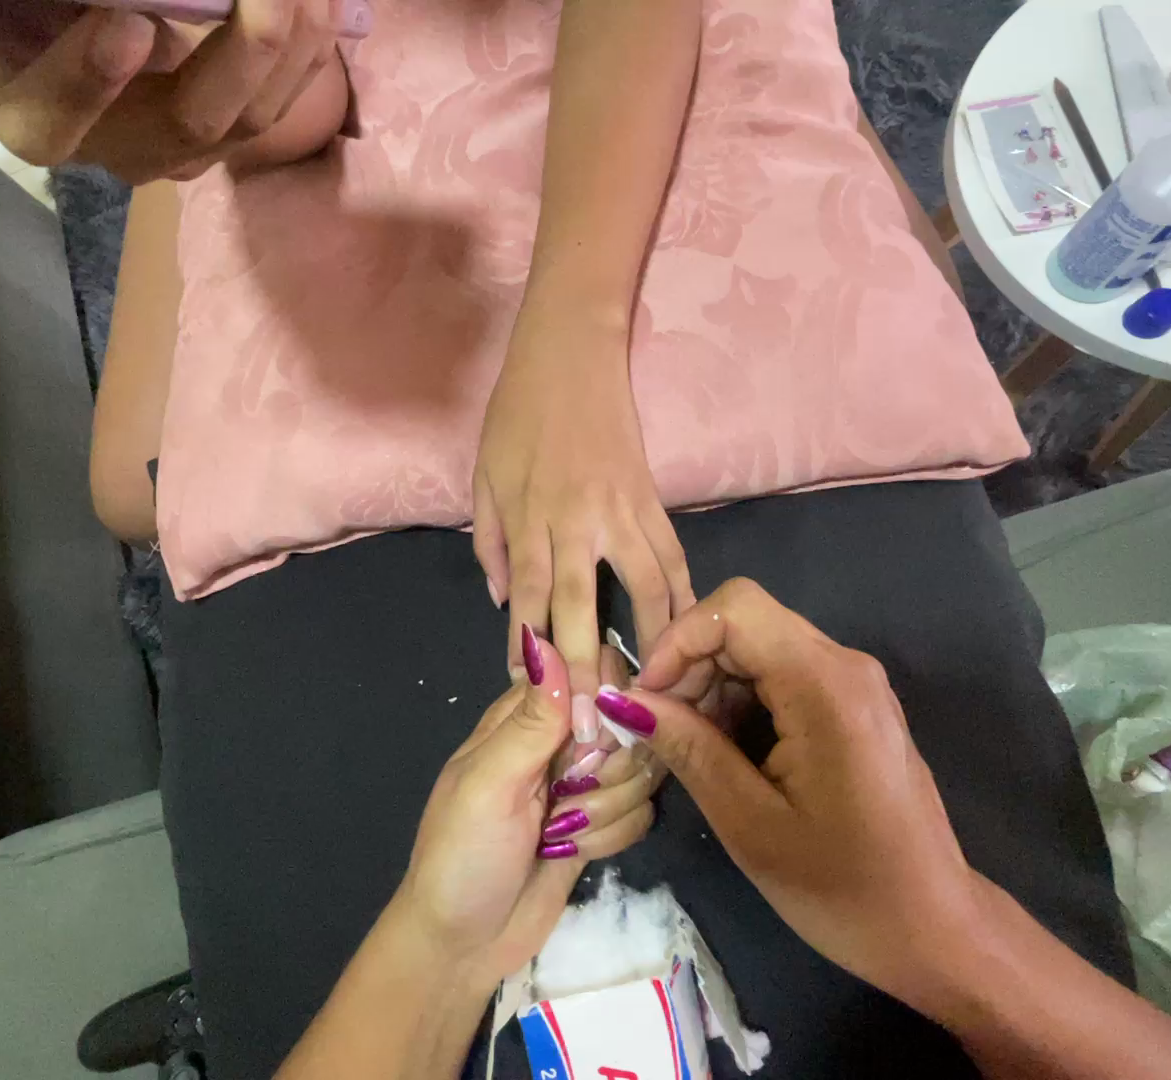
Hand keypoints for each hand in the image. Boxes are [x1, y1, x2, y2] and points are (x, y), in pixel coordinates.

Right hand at [0, 0, 344, 181]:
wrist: (51, 35)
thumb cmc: (8, 5)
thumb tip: (126, 4)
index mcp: (31, 118)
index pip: (54, 119)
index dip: (91, 78)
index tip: (130, 23)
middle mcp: (119, 152)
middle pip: (191, 124)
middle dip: (244, 48)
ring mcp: (182, 151)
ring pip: (252, 119)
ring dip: (293, 43)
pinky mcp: (226, 135)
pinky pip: (280, 101)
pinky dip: (308, 47)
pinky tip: (326, 2)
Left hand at [393, 628, 653, 989]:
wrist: (464, 943)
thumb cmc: (463, 853)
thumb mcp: (490, 783)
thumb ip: (530, 719)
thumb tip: (544, 637)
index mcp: (525, 715)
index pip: (592, 672)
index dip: (604, 704)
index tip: (585, 744)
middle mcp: (559, 740)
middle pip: (628, 722)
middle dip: (607, 769)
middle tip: (565, 799)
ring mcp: (582, 782)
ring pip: (640, 770)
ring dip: (605, 810)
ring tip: (560, 834)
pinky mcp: (602, 822)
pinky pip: (641, 812)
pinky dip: (612, 837)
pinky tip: (574, 855)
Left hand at [473, 301, 694, 738]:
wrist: (570, 353)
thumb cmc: (516, 416)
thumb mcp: (485, 477)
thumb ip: (492, 544)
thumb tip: (509, 604)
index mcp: (531, 515)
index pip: (531, 597)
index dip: (534, 653)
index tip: (540, 702)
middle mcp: (579, 520)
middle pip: (583, 605)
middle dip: (588, 668)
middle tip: (598, 723)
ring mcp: (624, 510)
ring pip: (646, 587)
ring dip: (652, 642)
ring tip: (658, 690)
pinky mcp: (653, 499)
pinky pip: (672, 556)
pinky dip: (680, 596)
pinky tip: (685, 629)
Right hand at [596, 579, 986, 1014]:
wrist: (933, 929)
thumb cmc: (841, 886)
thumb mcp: (747, 820)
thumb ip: (686, 747)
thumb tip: (620, 700)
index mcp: (826, 687)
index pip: (735, 609)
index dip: (677, 639)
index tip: (645, 697)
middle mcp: (844, 665)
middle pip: (742, 621)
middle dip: (688, 664)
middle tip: (659, 728)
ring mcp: (851, 679)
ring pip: (754, 642)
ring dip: (708, 681)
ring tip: (686, 742)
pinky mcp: (849, 699)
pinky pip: (776, 668)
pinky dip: (735, 694)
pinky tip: (721, 745)